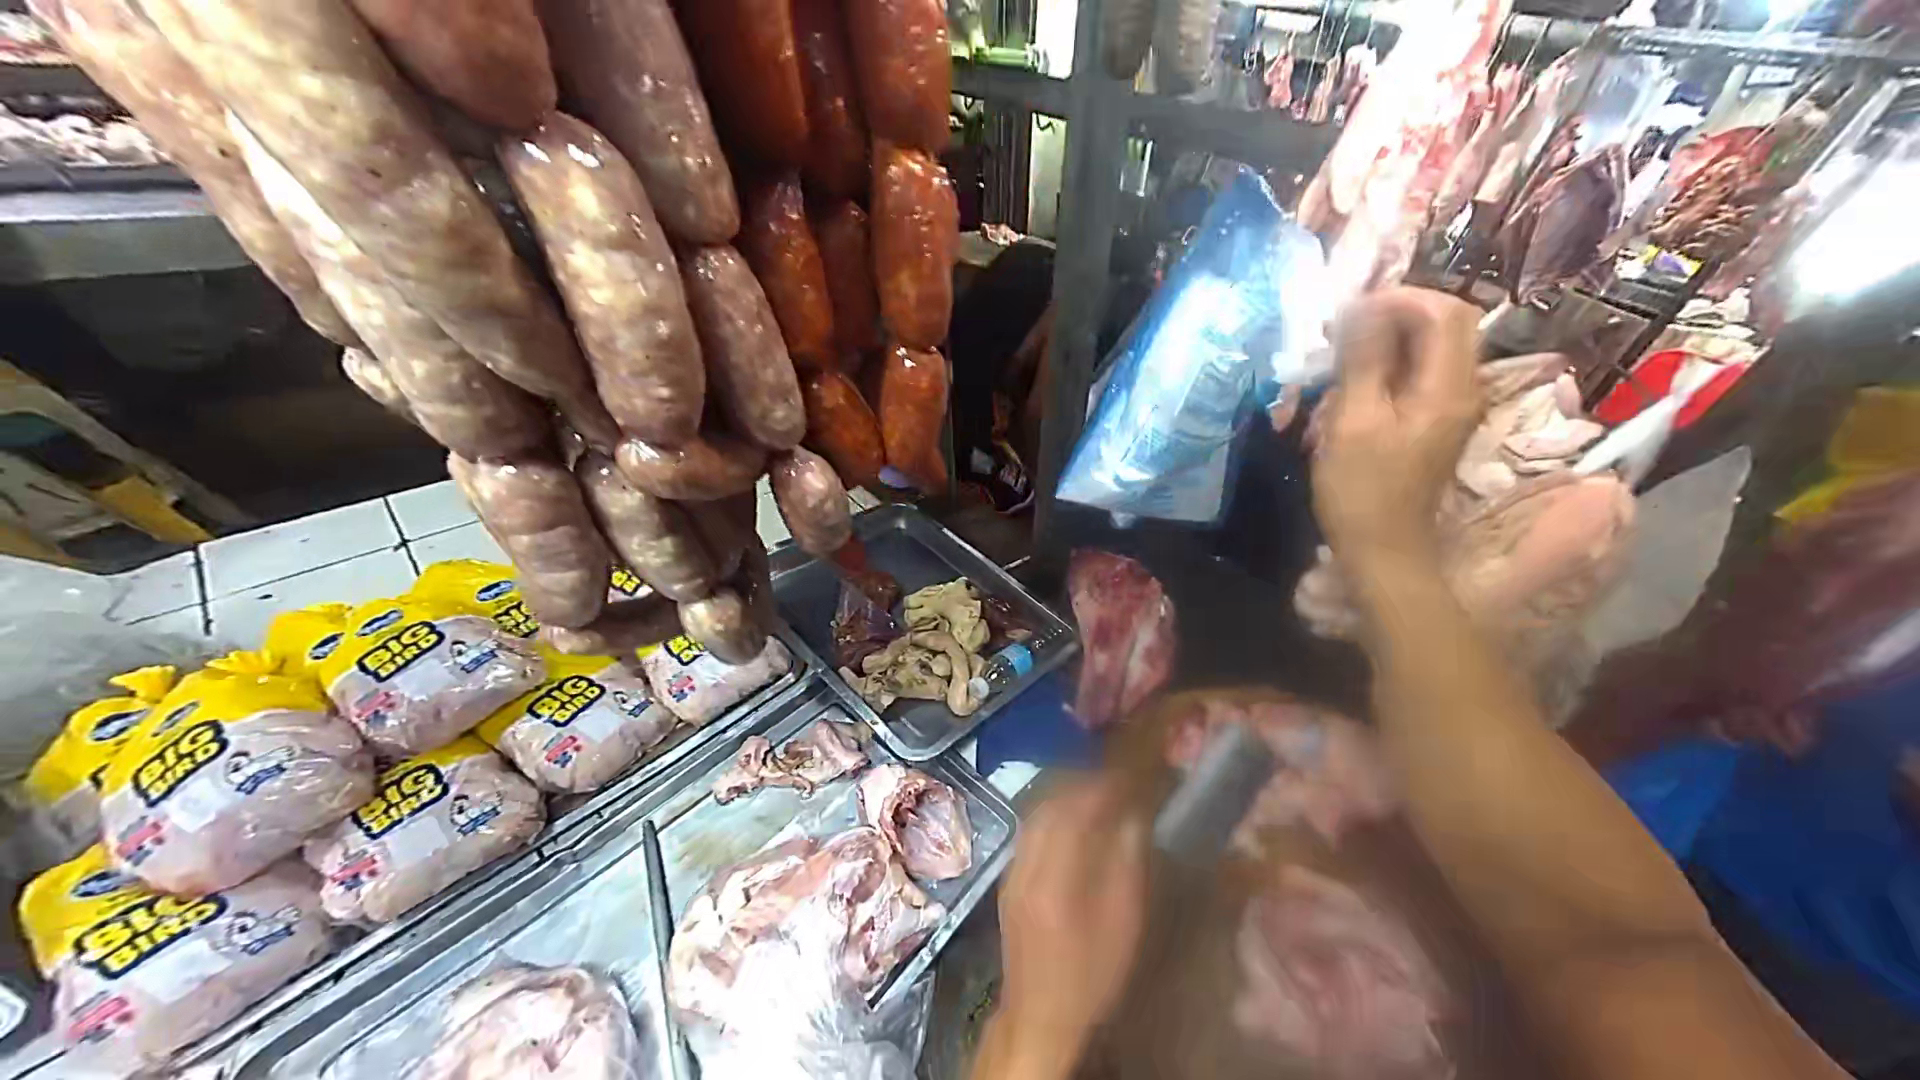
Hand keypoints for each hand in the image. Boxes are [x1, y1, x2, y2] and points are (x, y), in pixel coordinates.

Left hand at [994, 774, 1148, 1066]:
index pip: (1077, 812)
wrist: (1039, 1014)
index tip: (1127, 774)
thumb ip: (1126, 866)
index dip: (1103, 787)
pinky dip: (1052, 812)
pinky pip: (1029, 829)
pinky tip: (1069, 816)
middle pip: (1051, 805)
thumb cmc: (1090, 976)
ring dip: (1065, 794)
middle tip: (1113, 776)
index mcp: (1056, 878)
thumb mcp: (1122, 926)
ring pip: (1037, 814)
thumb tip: (1133, 818)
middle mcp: (1027, 864)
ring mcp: (1012, 869)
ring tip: (1094, 789)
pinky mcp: (1009, 877)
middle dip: (1082, 783)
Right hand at [1312, 288, 1480, 569]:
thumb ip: (1362, 361)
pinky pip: (1418, 376)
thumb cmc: (1361, 489)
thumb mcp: (1352, 422)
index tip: (1351, 310)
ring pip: (1429, 350)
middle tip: (1343, 329)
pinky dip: (1387, 367)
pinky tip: (1353, 385)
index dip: (1400, 298)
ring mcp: (1450, 407)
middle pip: (1444, 326)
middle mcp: (1462, 390)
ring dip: (1387, 342)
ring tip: (1340, 356)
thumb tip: (1362, 308)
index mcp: (1448, 387)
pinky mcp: (1433, 423)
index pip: (1444, 312)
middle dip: (1393, 316)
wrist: (1382, 548)